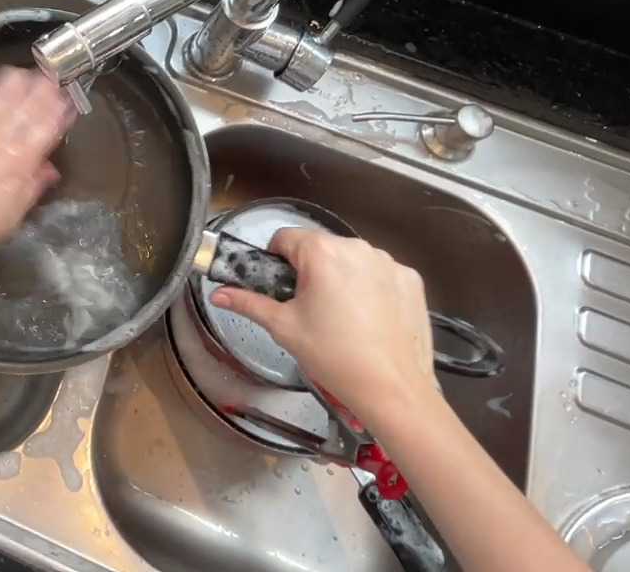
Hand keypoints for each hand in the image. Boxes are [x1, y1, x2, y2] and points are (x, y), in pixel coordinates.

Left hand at [0, 67, 75, 270]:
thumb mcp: (15, 214)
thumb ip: (34, 186)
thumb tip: (50, 168)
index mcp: (21, 160)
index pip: (49, 124)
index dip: (62, 107)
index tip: (69, 96)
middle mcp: (0, 138)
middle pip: (27, 103)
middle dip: (43, 86)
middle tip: (51, 75)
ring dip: (13, 80)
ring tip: (22, 72)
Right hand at [211, 229, 438, 426]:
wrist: (394, 391)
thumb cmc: (337, 358)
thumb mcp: (283, 327)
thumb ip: (247, 303)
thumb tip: (219, 294)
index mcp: (321, 253)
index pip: (284, 237)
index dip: (276, 260)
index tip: (282, 287)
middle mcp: (356, 248)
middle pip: (318, 247)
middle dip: (309, 271)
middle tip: (309, 308)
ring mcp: (388, 263)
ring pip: (349, 259)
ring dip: (340, 276)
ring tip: (340, 315)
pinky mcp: (410, 280)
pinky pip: (379, 272)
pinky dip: (370, 287)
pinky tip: (368, 316)